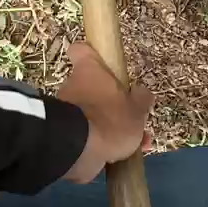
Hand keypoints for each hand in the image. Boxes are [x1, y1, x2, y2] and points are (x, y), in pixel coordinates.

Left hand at [55, 42, 154, 183]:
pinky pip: (88, 132)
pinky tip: (122, 157)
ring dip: (112, 126)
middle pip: (95, 87)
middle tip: (135, 122)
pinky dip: (102, 141)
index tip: (104, 64)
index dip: (92, 54)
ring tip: (136, 145)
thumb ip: (142, 99)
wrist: (78, 150)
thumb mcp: (137, 110)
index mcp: (89, 70)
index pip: (81, 50)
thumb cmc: (109, 119)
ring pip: (94, 112)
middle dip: (115, 105)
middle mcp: (74, 84)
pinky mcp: (65, 130)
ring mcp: (67, 108)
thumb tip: (142, 92)